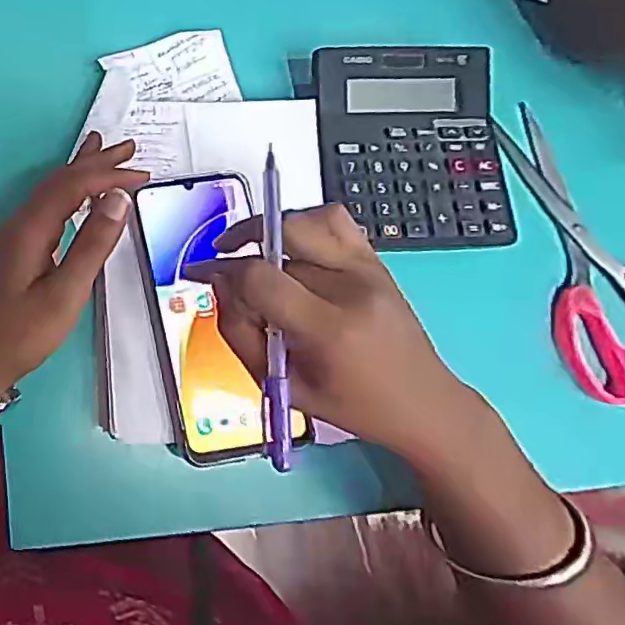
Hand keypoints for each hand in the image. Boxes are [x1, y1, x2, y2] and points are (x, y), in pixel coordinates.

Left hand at [0, 134, 148, 397]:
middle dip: (94, 162)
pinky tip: (78, 194)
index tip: (141, 174)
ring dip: (81, 172)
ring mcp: (15, 236)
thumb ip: (92, 246)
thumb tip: (117, 200)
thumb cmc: (21, 334)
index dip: (106, 175)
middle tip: (129, 148)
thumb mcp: (64, 296)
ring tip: (105, 153)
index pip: (71, 186)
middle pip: (58, 181)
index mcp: (29, 230)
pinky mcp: (17, 248)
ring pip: (51, 191)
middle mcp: (19, 225)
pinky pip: (47, 206)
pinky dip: (69, 192)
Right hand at [187, 205, 494, 465]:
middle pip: (280, 239)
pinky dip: (304, 223)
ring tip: (254, 246)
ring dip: (271, 227)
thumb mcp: (282, 384)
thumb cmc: (351, 404)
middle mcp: (353, 290)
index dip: (220, 270)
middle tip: (222, 260)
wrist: (423, 404)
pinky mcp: (377, 263)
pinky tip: (289, 246)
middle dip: (239, 245)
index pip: (259, 277)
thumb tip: (219, 286)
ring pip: (308, 221)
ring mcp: (370, 271)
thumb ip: (241, 333)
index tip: (201, 273)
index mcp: (329, 330)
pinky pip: (336, 220)